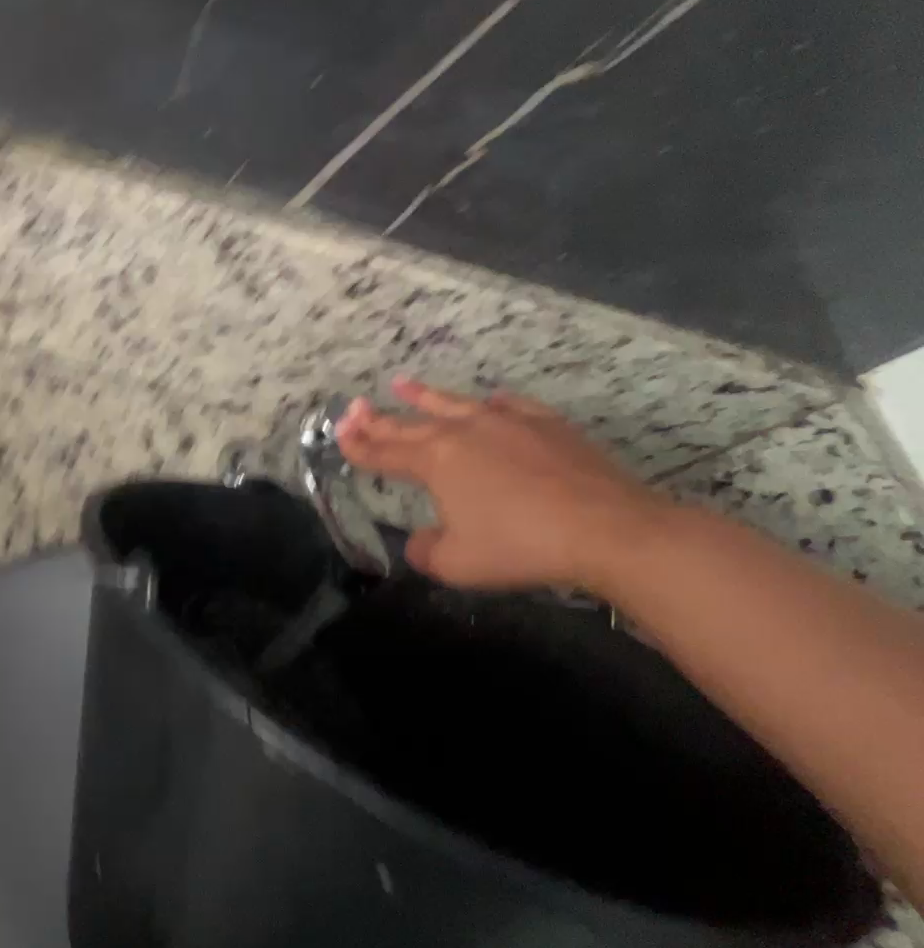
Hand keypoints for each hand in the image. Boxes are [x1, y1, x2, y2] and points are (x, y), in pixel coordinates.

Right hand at [335, 377, 674, 591]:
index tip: (337, 435)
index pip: (385, 453)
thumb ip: (426, 551)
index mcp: (436, 461)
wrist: (611, 530)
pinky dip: (492, 404)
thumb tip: (421, 541)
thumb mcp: (456, 563)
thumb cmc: (522, 546)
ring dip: (425, 396)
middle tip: (354, 408)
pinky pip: (511, 406)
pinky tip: (490, 401)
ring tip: (402, 383)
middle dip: (377, 419)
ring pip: (455, 404)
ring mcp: (509, 424)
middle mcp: (465, 433)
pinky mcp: (549, 427)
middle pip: (410, 424)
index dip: (358, 447)